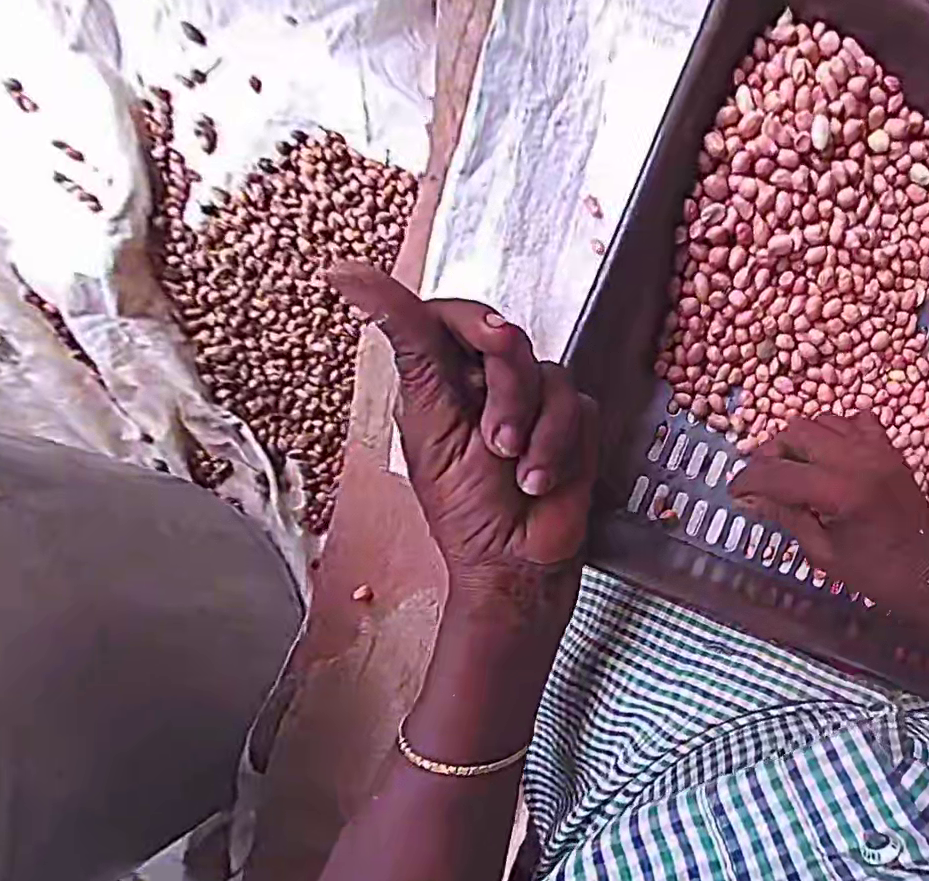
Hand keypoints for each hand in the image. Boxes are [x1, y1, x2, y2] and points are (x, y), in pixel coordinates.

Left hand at [326, 263, 597, 613]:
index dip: (475, 322)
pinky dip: (563, 447)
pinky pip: (581, 408)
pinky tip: (543, 478)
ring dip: (538, 430)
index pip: (456, 317)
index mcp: (445, 381)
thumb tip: (347, 272)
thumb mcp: (431, 424)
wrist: (517, 562)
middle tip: (498, 443)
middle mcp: (493, 386)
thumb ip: (411, 346)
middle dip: (510, 393)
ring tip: (520, 472)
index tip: (490, 341)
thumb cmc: (467, 510)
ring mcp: (538, 405)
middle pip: (511, 342)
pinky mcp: (574, 427)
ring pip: (553, 375)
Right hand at [728, 411, 928, 617]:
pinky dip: (834, 431)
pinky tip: (828, 455)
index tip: (734, 491)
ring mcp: (877, 450)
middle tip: (762, 480)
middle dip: (770, 454)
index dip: (748, 480)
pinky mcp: (890, 450)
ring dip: (800, 440)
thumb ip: (788, 517)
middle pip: (796, 433)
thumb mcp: (823, 554)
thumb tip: (753, 498)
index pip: (778, 473)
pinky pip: (855, 421)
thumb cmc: (877, 576)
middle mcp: (858, 460)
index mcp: (840, 491)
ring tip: (792, 468)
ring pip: (823, 420)